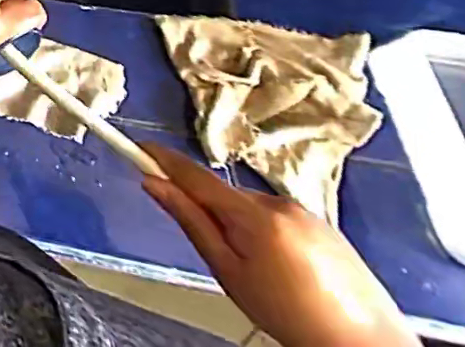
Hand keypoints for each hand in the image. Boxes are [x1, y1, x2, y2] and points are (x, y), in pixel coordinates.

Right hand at [139, 144, 416, 346]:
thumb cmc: (290, 317)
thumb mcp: (230, 273)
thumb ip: (192, 223)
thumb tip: (154, 184)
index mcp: (253, 214)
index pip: (195, 175)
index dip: (164, 160)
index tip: (138, 147)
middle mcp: (279, 201)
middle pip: (226, 194)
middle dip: (213, 211)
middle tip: (222, 255)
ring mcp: (306, 210)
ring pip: (253, 207)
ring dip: (243, 225)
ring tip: (262, 272)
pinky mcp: (325, 223)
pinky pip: (280, 216)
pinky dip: (269, 232)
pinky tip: (286, 269)